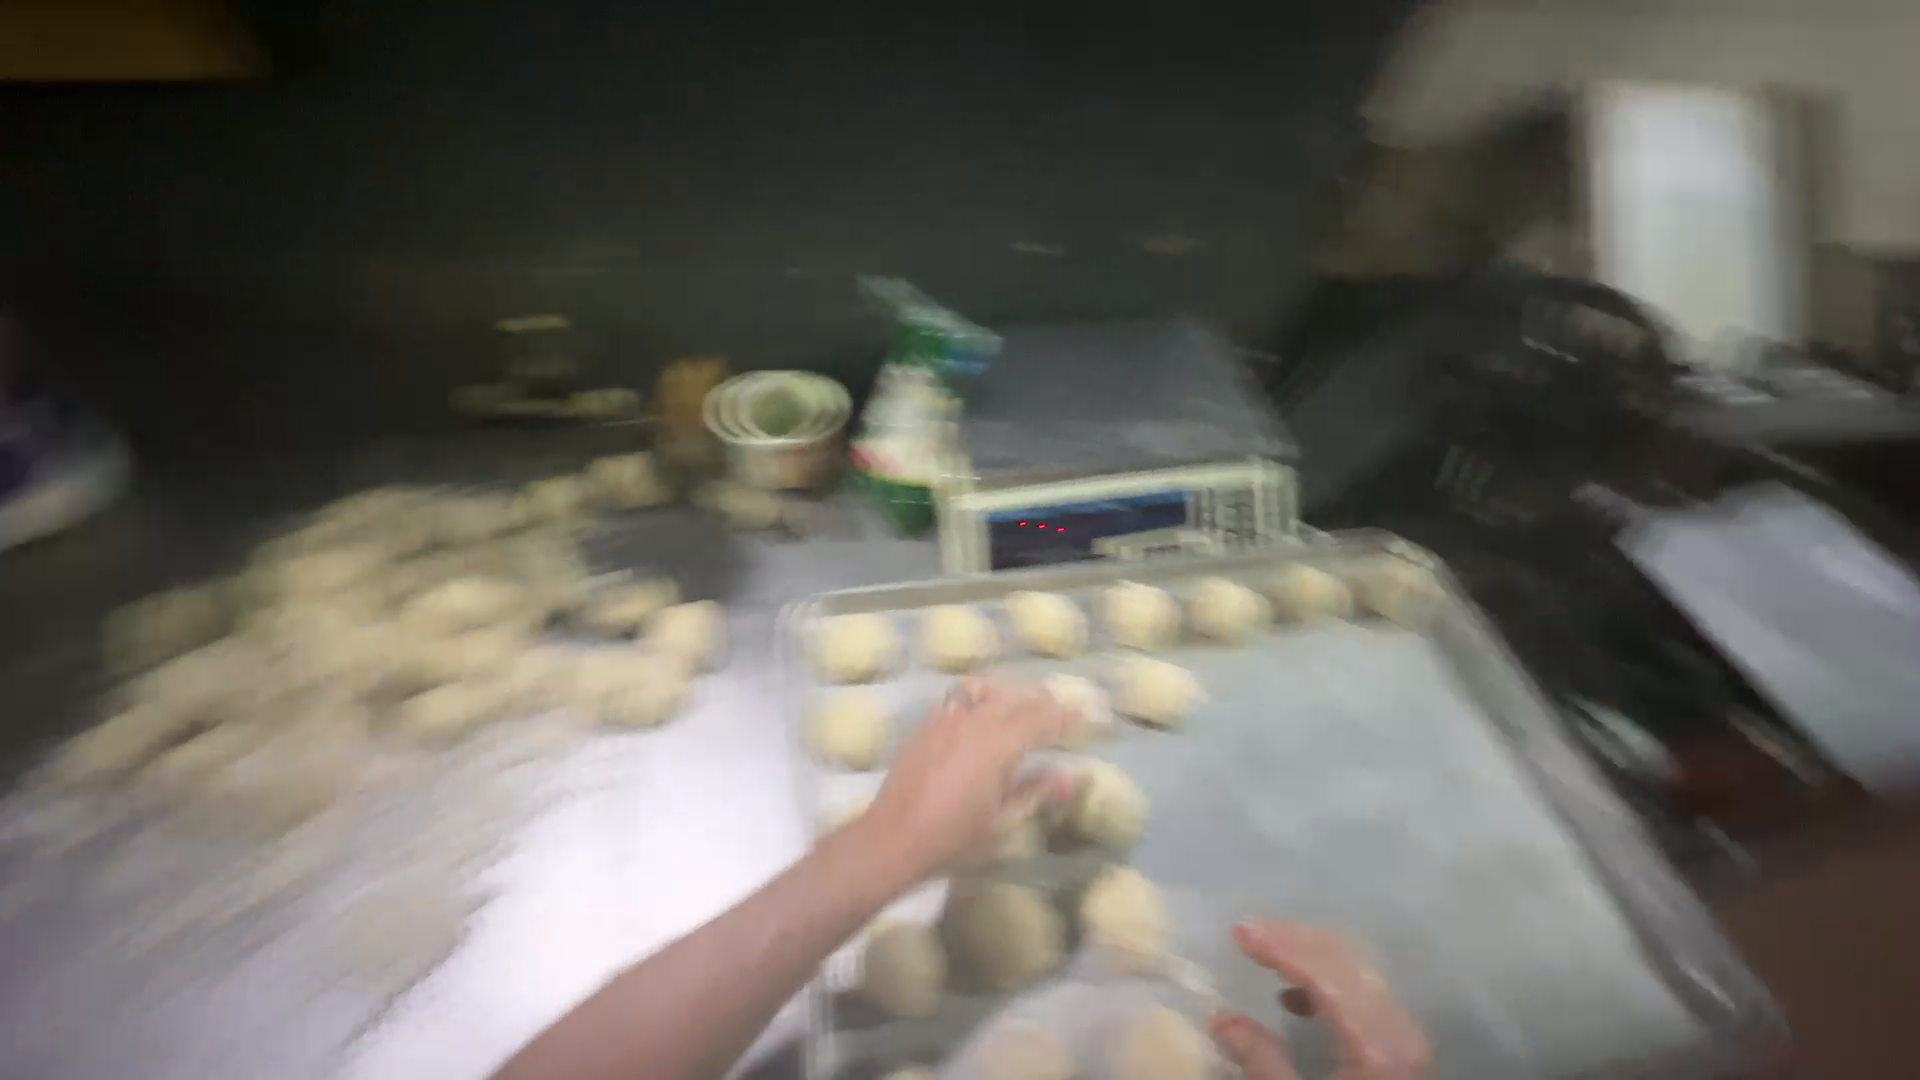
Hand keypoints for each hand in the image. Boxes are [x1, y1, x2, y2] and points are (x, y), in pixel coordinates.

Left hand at [860, 677, 1069, 881]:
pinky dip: (980, 698)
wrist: (892, 838)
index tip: (1090, 720)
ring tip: (1025, 706)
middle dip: (1045, 703)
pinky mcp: (927, 726)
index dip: (1069, 718)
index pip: (1044, 719)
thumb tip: (1070, 776)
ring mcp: (947, 719)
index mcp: (999, 744)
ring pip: (987, 691)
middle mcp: (975, 721)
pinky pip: (959, 698)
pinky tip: (982, 714)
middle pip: (1018, 698)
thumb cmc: (953, 839)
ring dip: (1012, 695)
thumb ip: (1037, 793)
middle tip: (1064, 713)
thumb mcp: (1003, 823)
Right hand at [1211, 920, 1430, 1079]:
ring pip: (1356, 969)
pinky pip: (1364, 993)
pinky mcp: (1404, 1051)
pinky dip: (1327, 980)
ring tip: (1265, 956)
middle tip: (1247, 934)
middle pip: (1343, 959)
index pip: (1324, 971)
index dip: (1280, 946)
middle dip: (1292, 939)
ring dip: (1308, 955)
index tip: (1238, 933)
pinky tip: (1296, 999)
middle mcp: (1398, 1030)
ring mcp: (1406, 1039)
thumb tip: (1221, 1019)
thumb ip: (1260, 1062)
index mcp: (1375, 1044)